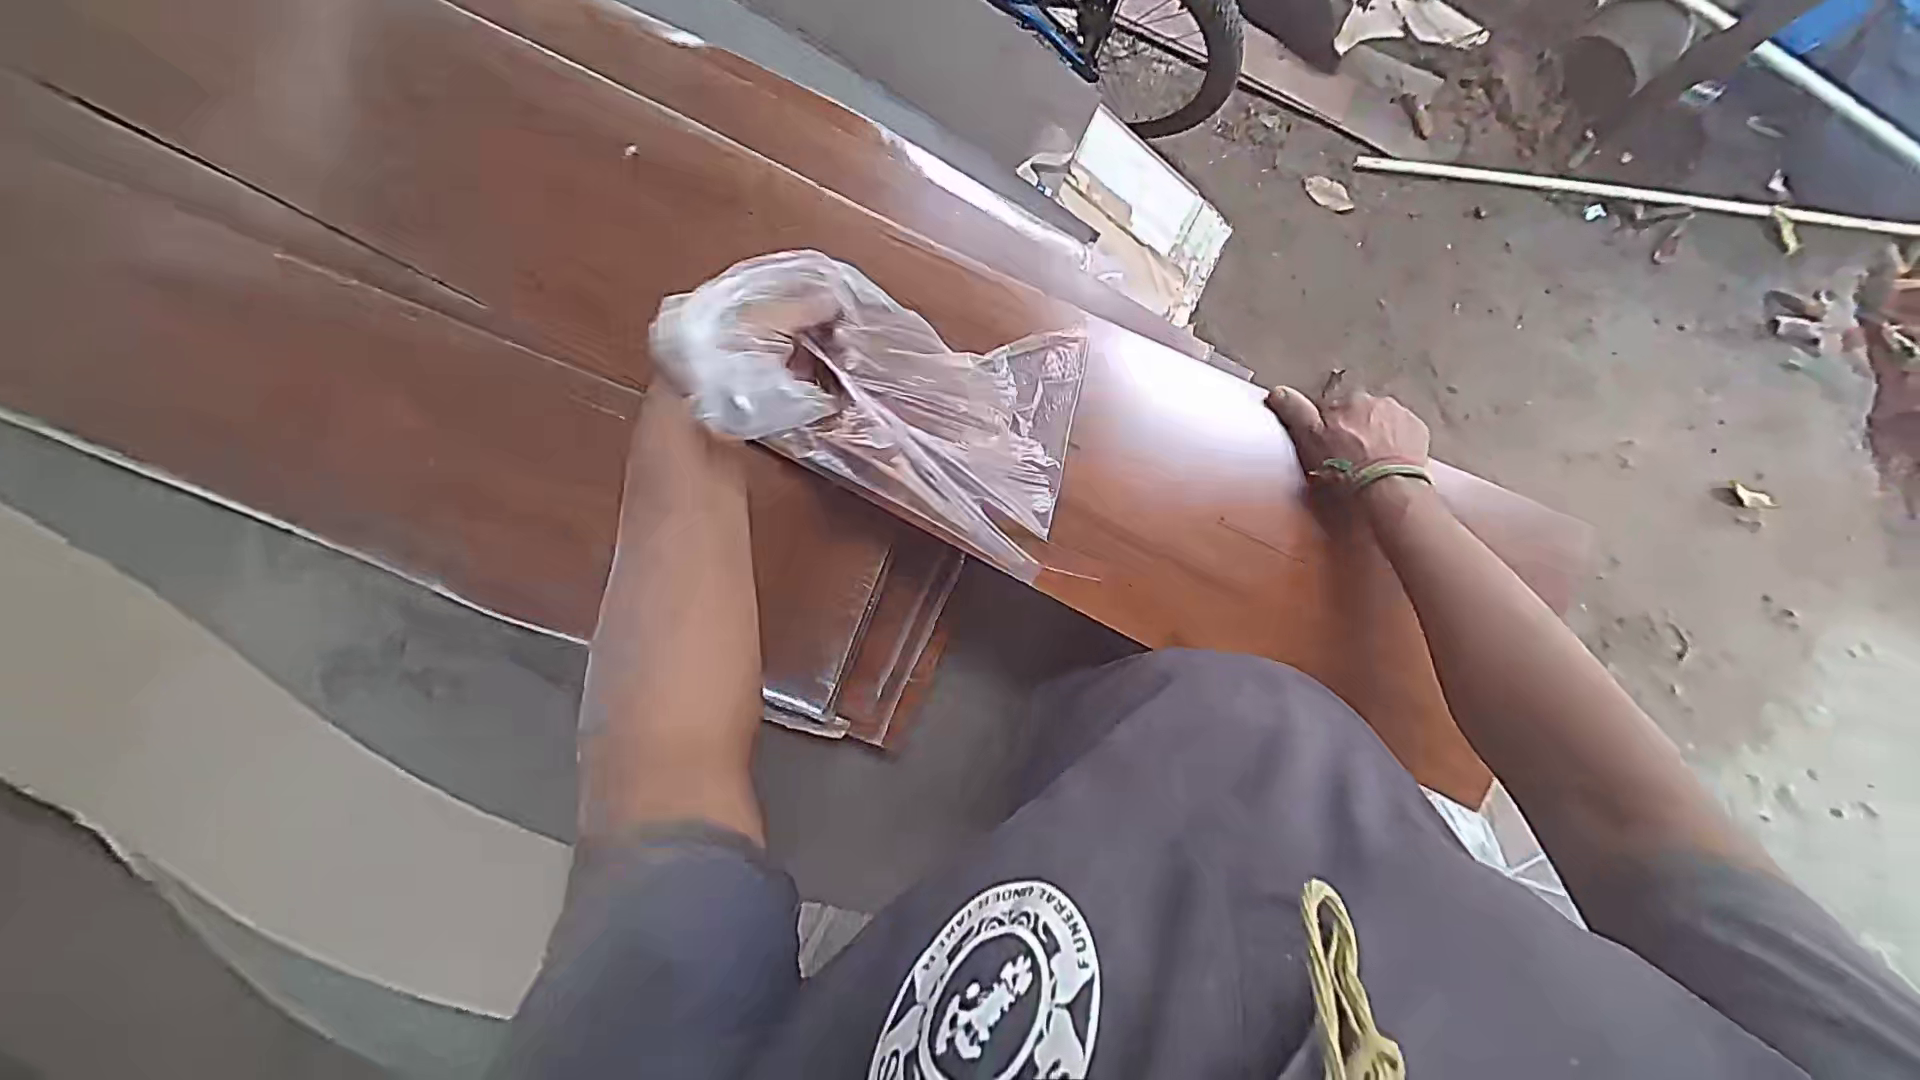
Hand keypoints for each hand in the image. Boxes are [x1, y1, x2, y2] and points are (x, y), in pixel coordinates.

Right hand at [1265, 380, 1429, 485]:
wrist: (1384, 488)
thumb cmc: (1343, 465)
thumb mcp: (1308, 439)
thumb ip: (1294, 411)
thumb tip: (1278, 391)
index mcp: (1347, 400)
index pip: (1330, 409)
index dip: (1324, 428)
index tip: (1323, 445)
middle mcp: (1376, 401)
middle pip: (1357, 413)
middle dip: (1351, 429)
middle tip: (1344, 456)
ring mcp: (1400, 415)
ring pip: (1380, 421)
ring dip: (1373, 435)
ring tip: (1365, 461)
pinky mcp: (1418, 431)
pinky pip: (1401, 432)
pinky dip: (1393, 442)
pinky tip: (1384, 460)